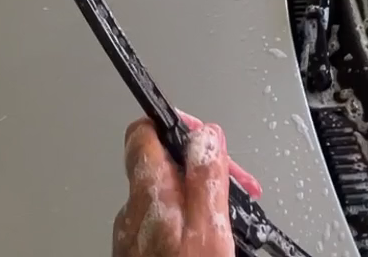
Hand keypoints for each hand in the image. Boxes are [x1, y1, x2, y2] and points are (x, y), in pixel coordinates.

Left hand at [112, 117, 257, 256]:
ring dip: (199, 193)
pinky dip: (189, 218)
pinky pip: (165, 219)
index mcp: (149, 193)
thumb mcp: (208, 230)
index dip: (177, 124)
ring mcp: (134, 233)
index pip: (145, 131)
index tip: (206, 137)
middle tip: (235, 182)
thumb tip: (206, 134)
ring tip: (228, 210)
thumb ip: (206, 179)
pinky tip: (207, 234)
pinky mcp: (139, 253)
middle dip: (203, 165)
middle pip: (164, 161)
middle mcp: (133, 210)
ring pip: (167, 192)